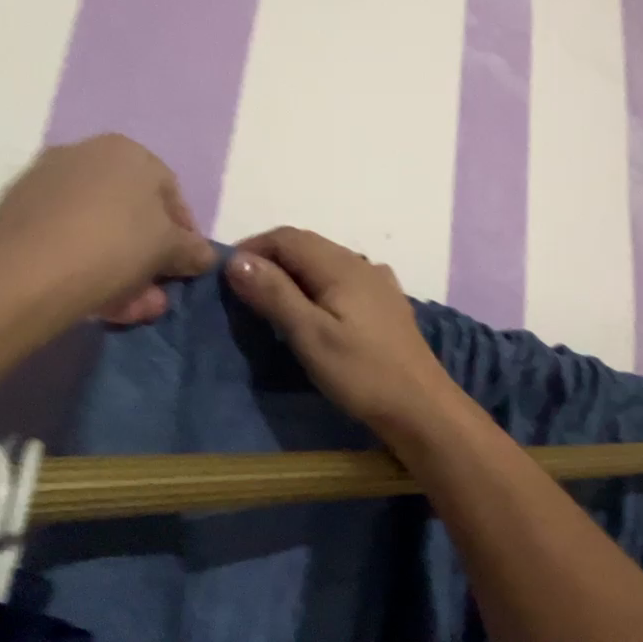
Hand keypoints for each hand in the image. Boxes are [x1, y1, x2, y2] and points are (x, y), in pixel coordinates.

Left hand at [0, 134, 215, 323]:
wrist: (24, 275)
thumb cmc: (116, 244)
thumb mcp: (173, 248)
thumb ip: (194, 250)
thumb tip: (203, 256)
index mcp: (127, 150)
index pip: (170, 193)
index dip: (184, 234)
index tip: (184, 265)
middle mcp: (85, 155)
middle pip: (131, 213)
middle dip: (148, 256)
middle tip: (155, 293)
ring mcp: (44, 184)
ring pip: (97, 229)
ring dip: (119, 268)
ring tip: (128, 309)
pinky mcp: (13, 216)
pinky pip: (64, 239)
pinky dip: (83, 265)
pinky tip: (94, 301)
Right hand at [225, 227, 463, 436]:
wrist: (419, 404)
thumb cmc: (361, 372)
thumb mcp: (310, 335)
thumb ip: (275, 294)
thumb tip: (237, 259)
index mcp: (343, 265)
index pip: (289, 237)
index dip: (253, 248)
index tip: (223, 276)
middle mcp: (363, 264)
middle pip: (308, 245)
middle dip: (271, 259)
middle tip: (239, 290)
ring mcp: (378, 282)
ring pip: (326, 262)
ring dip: (293, 272)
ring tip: (267, 301)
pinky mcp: (385, 303)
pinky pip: (343, 280)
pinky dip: (317, 285)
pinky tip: (311, 310)